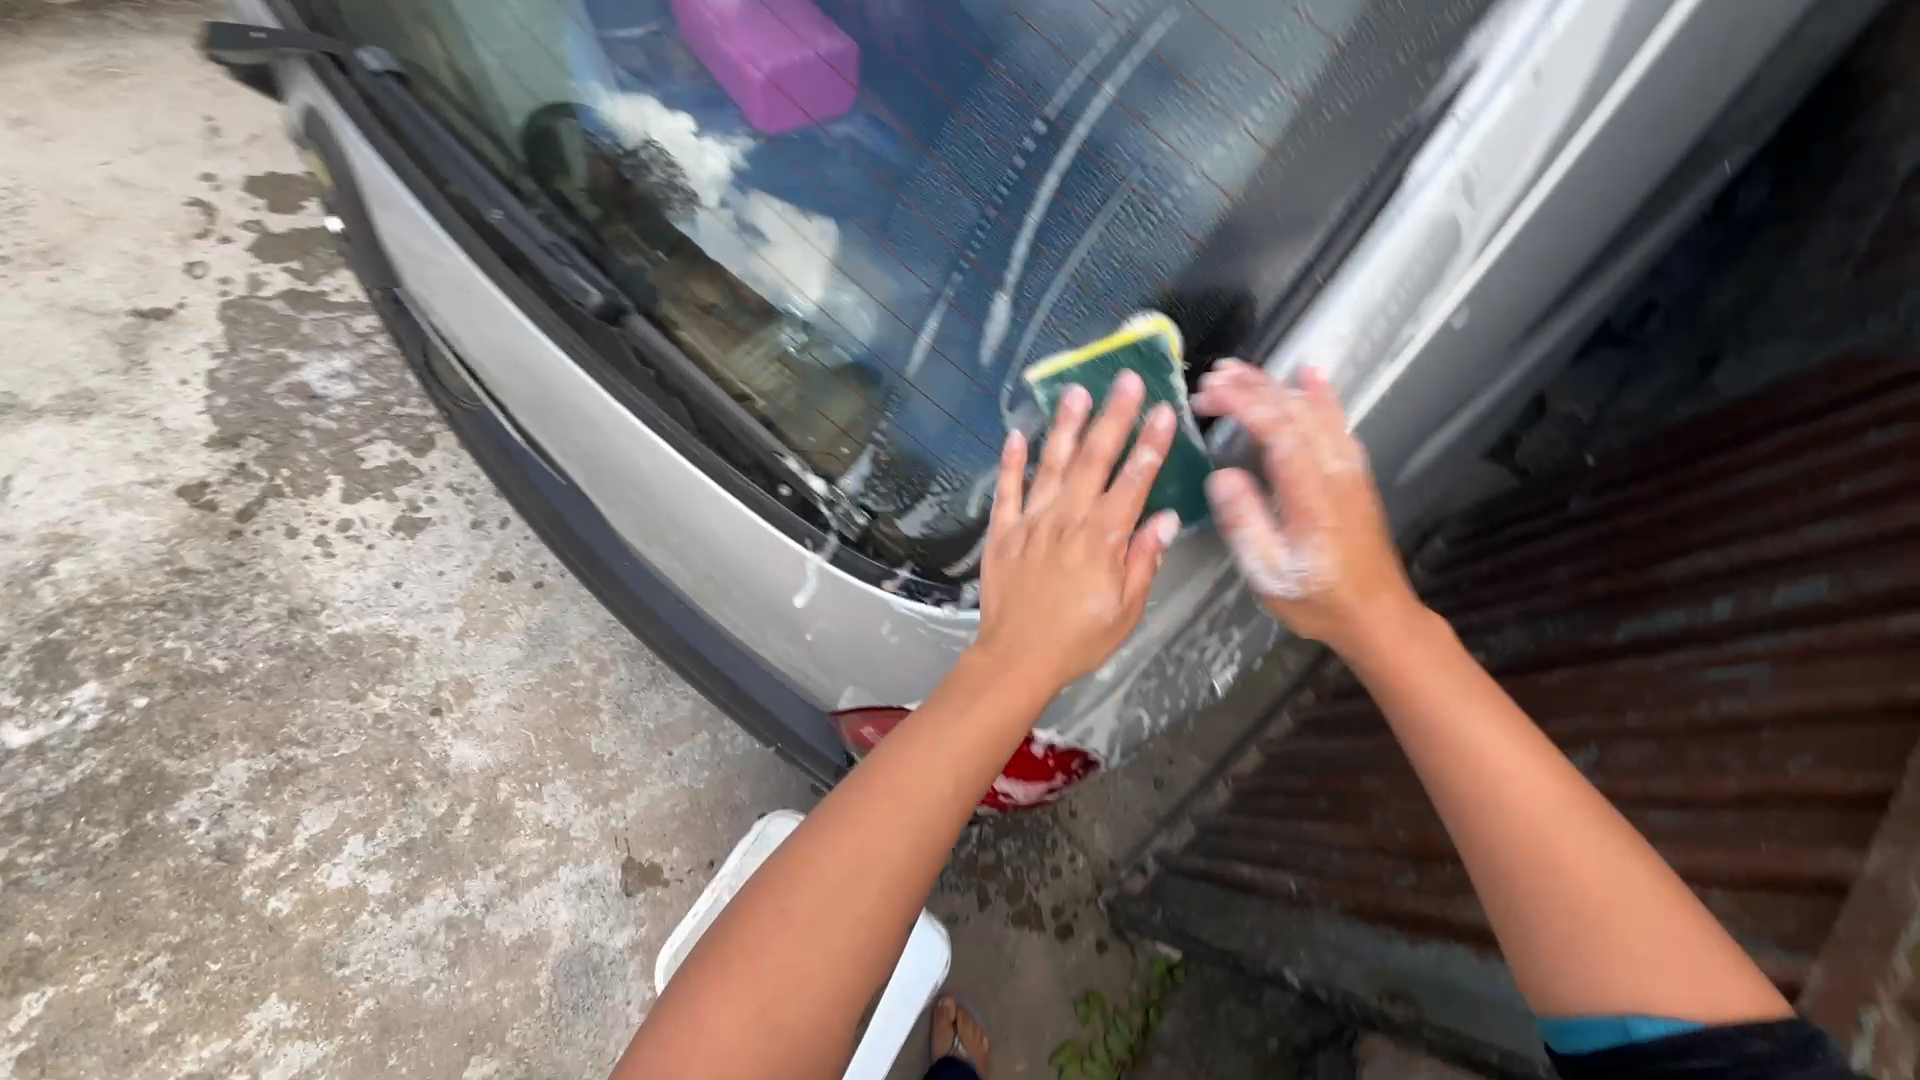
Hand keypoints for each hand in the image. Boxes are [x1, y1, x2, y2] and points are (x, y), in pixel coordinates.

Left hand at [973, 371, 1181, 691]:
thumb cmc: (1078, 639)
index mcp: (1102, 540)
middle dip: (1113, 417)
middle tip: (1125, 379)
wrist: (1016, 658)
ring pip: (1051, 466)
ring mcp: (1030, 523)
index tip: (1163, 410)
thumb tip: (1166, 519)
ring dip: (1066, 427)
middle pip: (1093, 461)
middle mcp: (1066, 521)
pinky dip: (1011, 463)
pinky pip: (1007, 491)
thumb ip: (1143, 561)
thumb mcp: (1125, 610)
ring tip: (1076, 391)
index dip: (1150, 445)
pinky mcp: (1002, 532)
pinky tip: (1018, 435)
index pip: (1133, 482)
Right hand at [1192, 360, 1423, 657]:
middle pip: (1294, 411)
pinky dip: (1320, 394)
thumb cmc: (1318, 599)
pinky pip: (1337, 423)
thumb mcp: (1268, 573)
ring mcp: (1348, 470)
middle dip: (1251, 387)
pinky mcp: (1353, 474)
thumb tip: (1222, 476)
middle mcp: (1333, 471)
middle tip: (1211, 379)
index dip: (1241, 403)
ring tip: (1239, 371)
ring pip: (1314, 411)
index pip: (1276, 429)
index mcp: (1310, 494)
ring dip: (1275, 385)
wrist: (1377, 615)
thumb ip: (1244, 522)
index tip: (1207, 394)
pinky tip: (1309, 375)